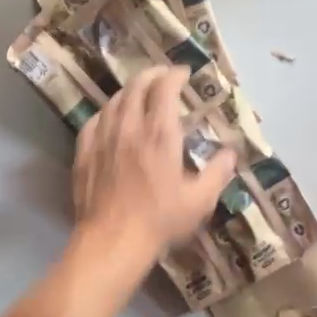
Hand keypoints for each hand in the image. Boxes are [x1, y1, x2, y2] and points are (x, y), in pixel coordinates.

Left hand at [73, 66, 236, 261]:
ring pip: (114, 100)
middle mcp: (129, 127)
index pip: (166, 88)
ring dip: (130, 92)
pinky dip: (107, 113)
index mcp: (160, 134)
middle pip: (137, 85)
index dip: (176, 74)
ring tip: (140, 95)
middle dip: (152, 75)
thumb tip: (231, 153)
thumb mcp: (200, 201)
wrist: (113, 241)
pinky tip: (112, 119)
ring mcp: (103, 138)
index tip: (185, 74)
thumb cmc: (160, 221)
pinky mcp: (85, 153)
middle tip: (164, 77)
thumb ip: (218, 172)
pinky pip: (94, 121)